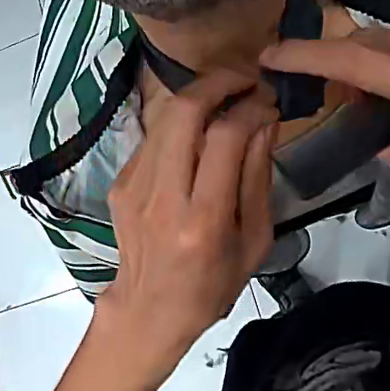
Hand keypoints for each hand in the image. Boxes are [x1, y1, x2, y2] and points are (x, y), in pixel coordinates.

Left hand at [100, 70, 278, 370]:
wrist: (149, 310)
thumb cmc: (212, 284)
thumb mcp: (255, 240)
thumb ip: (258, 177)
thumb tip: (263, 123)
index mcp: (203, 220)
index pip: (224, 138)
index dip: (250, 108)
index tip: (268, 101)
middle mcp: (163, 196)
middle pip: (184, 112)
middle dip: (218, 83)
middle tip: (245, 80)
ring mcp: (135, 186)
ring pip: (165, 116)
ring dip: (199, 96)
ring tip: (226, 95)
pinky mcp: (121, 181)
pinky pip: (155, 136)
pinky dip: (180, 122)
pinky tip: (199, 130)